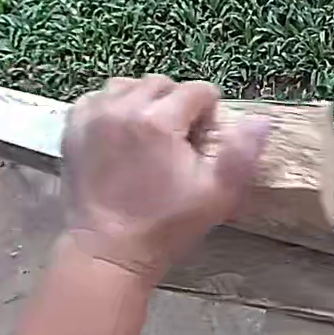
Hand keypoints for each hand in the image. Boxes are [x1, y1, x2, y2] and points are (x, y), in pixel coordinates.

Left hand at [59, 75, 270, 278]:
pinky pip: (96, 99)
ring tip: (155, 130)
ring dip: (146, 100)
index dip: (212, 110)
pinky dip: (114, 106)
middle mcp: (122, 109)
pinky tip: (124, 130)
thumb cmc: (169, 223)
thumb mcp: (219, 192)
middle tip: (185, 136)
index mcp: (159, 121)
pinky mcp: (72, 131)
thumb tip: (261, 119)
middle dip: (180, 102)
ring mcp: (91, 118)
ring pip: (126, 86)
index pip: (197, 90)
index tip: (209, 138)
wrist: (109, 251)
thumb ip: (243, 151)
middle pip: (162, 83)